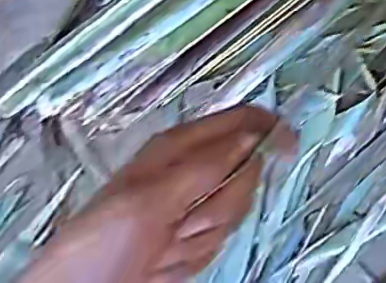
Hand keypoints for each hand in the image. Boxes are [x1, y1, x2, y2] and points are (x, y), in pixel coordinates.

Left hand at [24, 106, 292, 282]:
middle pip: (247, 167)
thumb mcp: (148, 201)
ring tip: (163, 252)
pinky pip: (218, 240)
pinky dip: (193, 258)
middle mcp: (191, 169)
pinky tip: (162, 266)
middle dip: (223, 202)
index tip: (290, 149)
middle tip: (183, 224)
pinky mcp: (190, 239)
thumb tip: (255, 137)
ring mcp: (190, 206)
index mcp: (179, 146)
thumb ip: (205, 165)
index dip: (271, 128)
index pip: (244, 118)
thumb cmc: (96, 249)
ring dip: (203, 235)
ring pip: (235, 207)